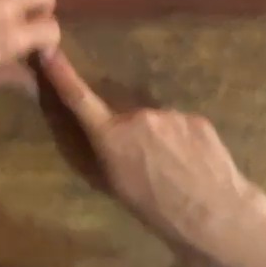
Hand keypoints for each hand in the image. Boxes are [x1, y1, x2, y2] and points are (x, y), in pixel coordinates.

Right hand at [41, 50, 265, 254]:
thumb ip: (109, 155)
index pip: (80, 100)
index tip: (49, 52)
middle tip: (146, 169)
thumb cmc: (159, 211)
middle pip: (128, 121)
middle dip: (132, 138)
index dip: (62, 76)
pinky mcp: (197, 119)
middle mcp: (138, 117)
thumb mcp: (119, 189)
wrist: (216, 214)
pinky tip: (194, 166)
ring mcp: (170, 115)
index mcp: (111, 137)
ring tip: (175, 173)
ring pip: (157, 125)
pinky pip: (182, 129)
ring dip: (160, 142)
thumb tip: (111, 141)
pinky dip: (183, 144)